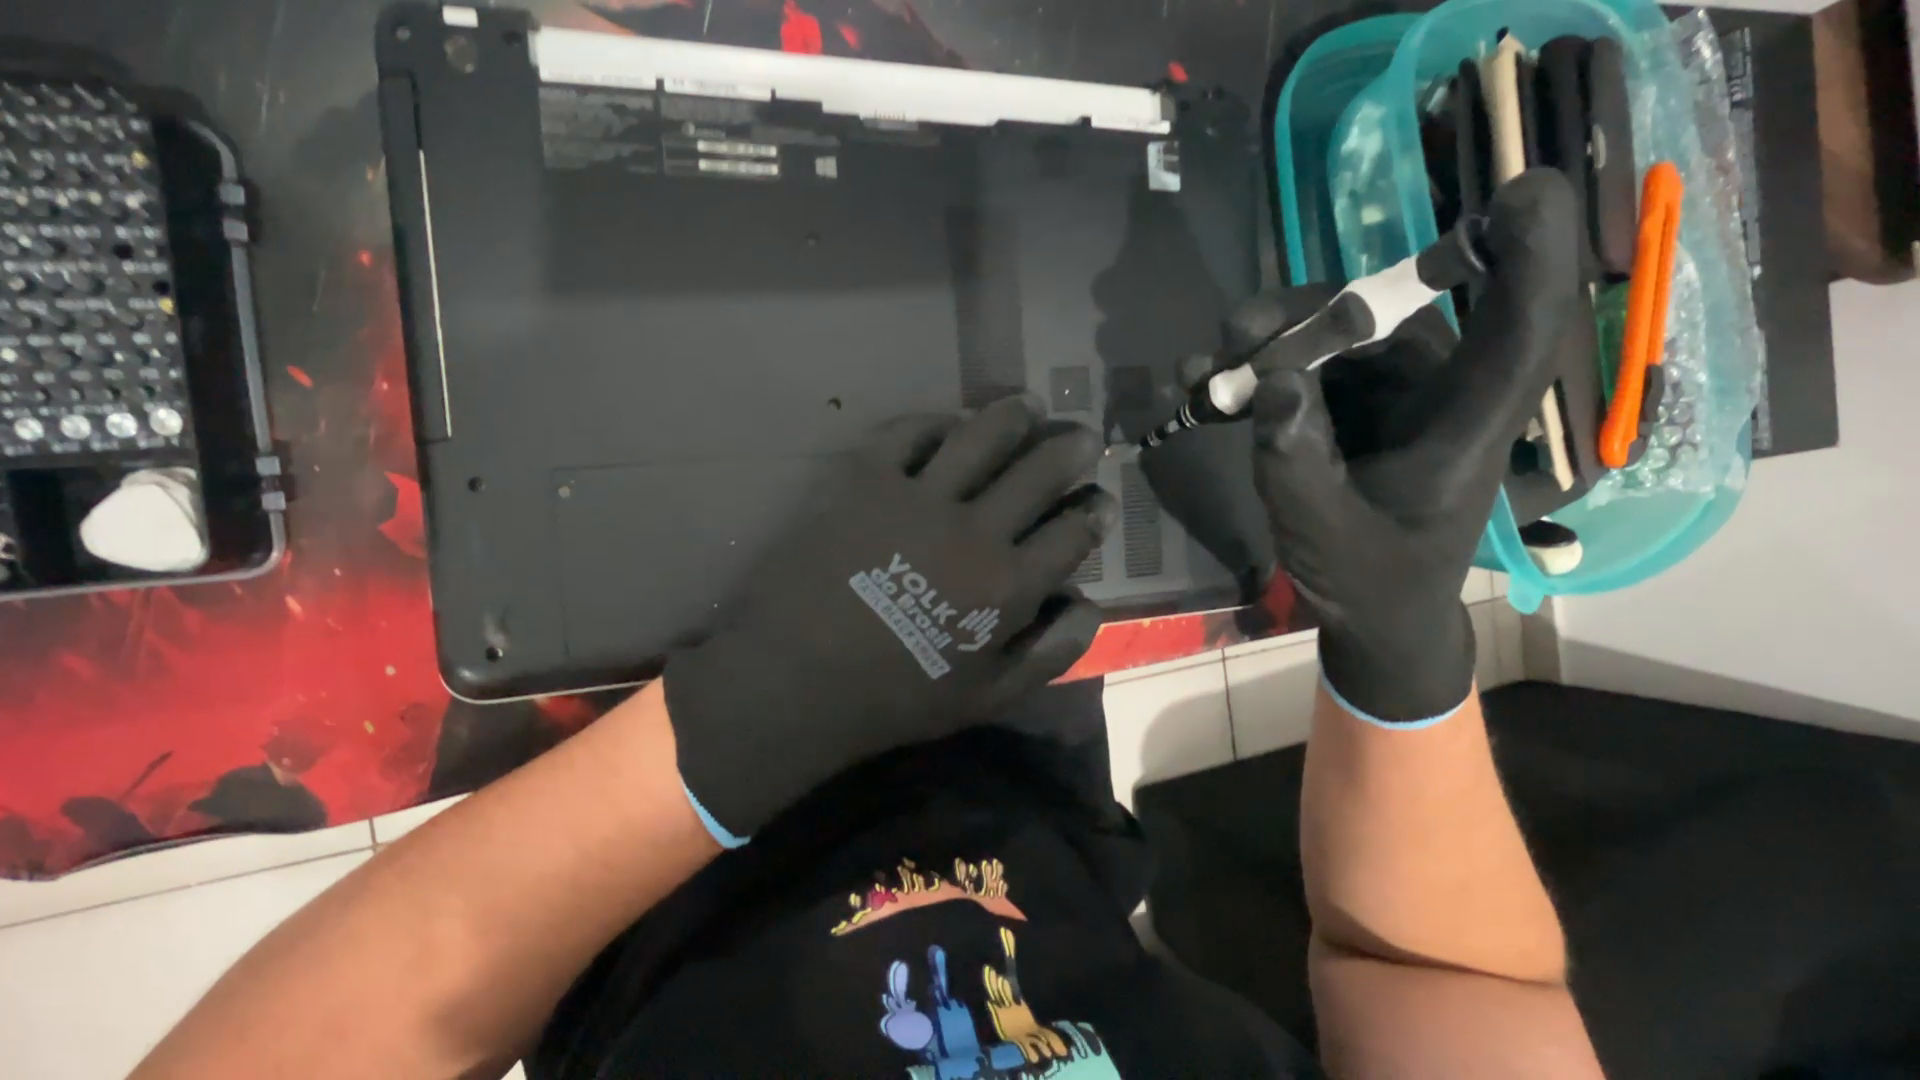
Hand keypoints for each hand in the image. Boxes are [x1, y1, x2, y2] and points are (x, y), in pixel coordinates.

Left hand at [665, 395, 1113, 842]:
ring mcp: (918, 497)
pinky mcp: (866, 480)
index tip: (1100, 499)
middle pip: (1038, 472)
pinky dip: (935, 421)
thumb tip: (1088, 607)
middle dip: (1069, 449)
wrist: (794, 679)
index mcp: (1009, 585)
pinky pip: (908, 432)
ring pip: (982, 436)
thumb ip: (1048, 656)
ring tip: (1029, 405)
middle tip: (1081, 435)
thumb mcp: (986, 699)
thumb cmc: (894, 698)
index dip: (1094, 511)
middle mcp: (975, 529)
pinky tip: (947, 422)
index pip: (1072, 532)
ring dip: (1014, 416)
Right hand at [1250, 170, 1580, 725]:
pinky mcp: (1346, 406)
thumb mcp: (1326, 537)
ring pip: (1333, 334)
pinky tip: (1203, 387)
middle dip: (1309, 314)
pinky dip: (1251, 371)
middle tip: (1238, 336)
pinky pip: (1301, 366)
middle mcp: (1434, 392)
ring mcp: (1387, 396)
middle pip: (1388, 315)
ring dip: (1265, 342)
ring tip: (1204, 371)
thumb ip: (1297, 467)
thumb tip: (1272, 386)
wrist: (1371, 619)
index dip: (1533, 253)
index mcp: (1466, 422)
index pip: (1521, 326)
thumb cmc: (1372, 584)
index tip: (1515, 194)